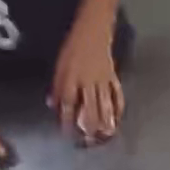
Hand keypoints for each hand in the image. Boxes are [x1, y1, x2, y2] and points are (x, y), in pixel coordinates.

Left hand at [49, 21, 123, 144]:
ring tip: (105, 136)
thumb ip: (57, 86)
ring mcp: (102, 80)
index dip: (67, 120)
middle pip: (90, 109)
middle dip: (89, 126)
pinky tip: (117, 121)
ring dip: (105, 122)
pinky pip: (116, 96)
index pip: (69, 103)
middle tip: (89, 140)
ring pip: (105, 105)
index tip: (67, 134)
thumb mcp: (60, 65)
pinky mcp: (113, 78)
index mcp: (72, 77)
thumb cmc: (73, 48)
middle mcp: (87, 81)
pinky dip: (117, 110)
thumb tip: (52, 106)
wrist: (93, 29)